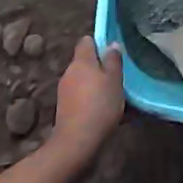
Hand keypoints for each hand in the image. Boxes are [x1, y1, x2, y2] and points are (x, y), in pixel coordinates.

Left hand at [50, 37, 124, 157]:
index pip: (86, 41)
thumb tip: (112, 44)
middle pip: (85, 62)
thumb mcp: (114, 80)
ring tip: (114, 97)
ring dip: (97, 85)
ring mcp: (65, 91)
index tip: (113, 54)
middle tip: (118, 78)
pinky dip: (92, 100)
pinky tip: (105, 112)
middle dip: (100, 68)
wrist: (77, 142)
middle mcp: (70, 72)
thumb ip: (113, 61)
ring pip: (84, 81)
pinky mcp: (65, 108)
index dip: (99, 43)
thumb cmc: (100, 105)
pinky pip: (82, 97)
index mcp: (81, 61)